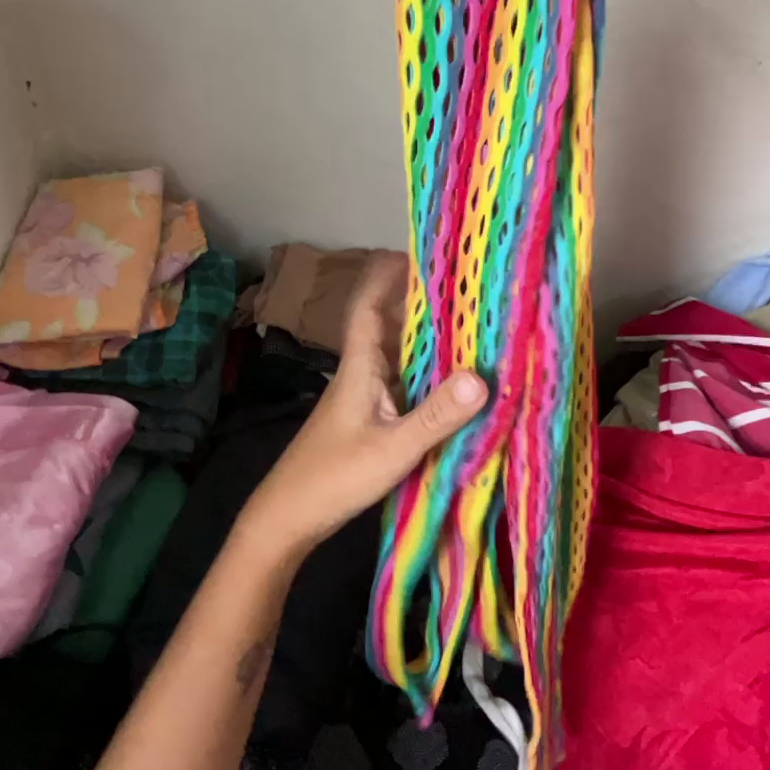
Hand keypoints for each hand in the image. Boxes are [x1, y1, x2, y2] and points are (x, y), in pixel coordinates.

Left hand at [238, 253, 486, 557]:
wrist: (287, 518)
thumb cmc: (333, 478)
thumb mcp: (392, 449)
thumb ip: (436, 417)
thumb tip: (482, 377)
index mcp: (360, 367)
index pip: (368, 304)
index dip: (388, 273)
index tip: (420, 252)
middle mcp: (361, 373)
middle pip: (389, 325)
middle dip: (422, 303)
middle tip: (466, 288)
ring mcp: (363, 398)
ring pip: (397, 355)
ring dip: (426, 340)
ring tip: (470, 325)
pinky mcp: (368, 421)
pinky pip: (402, 384)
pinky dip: (425, 375)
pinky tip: (452, 382)